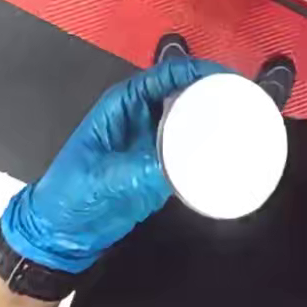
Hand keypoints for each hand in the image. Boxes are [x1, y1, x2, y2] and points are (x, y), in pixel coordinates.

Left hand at [0, 58, 228, 271]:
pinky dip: (210, 139)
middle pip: (185, 88)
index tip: (228, 79)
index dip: (198, 70)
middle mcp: (142, 112)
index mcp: (123, 103)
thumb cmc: (69, 198)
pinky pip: (190, 140)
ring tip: (245, 116)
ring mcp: (152, 135)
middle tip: (245, 97)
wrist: (62, 236)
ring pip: (190, 112)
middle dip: (215, 88)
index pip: (167, 73)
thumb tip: (183, 161)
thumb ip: (141, 170)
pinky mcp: (161, 158)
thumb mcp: (103, 181)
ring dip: (215, 112)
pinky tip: (229, 144)